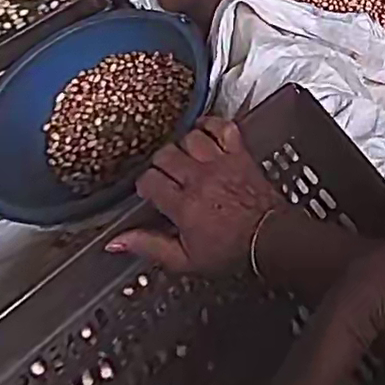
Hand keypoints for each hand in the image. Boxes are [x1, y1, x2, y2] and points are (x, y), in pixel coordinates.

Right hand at [107, 118, 283, 274]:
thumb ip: (148, 246)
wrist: (269, 237)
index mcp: (184, 206)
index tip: (150, 190)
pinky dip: (213, 124)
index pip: (149, 180)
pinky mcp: (241, 154)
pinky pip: (224, 127)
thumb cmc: (231, 250)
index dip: (145, 184)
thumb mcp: (184, 260)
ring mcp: (222, 162)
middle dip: (161, 163)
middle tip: (167, 173)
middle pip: (166, 154)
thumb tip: (116, 241)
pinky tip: (205, 131)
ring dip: (184, 144)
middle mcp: (201, 179)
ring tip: (185, 156)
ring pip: (191, 137)